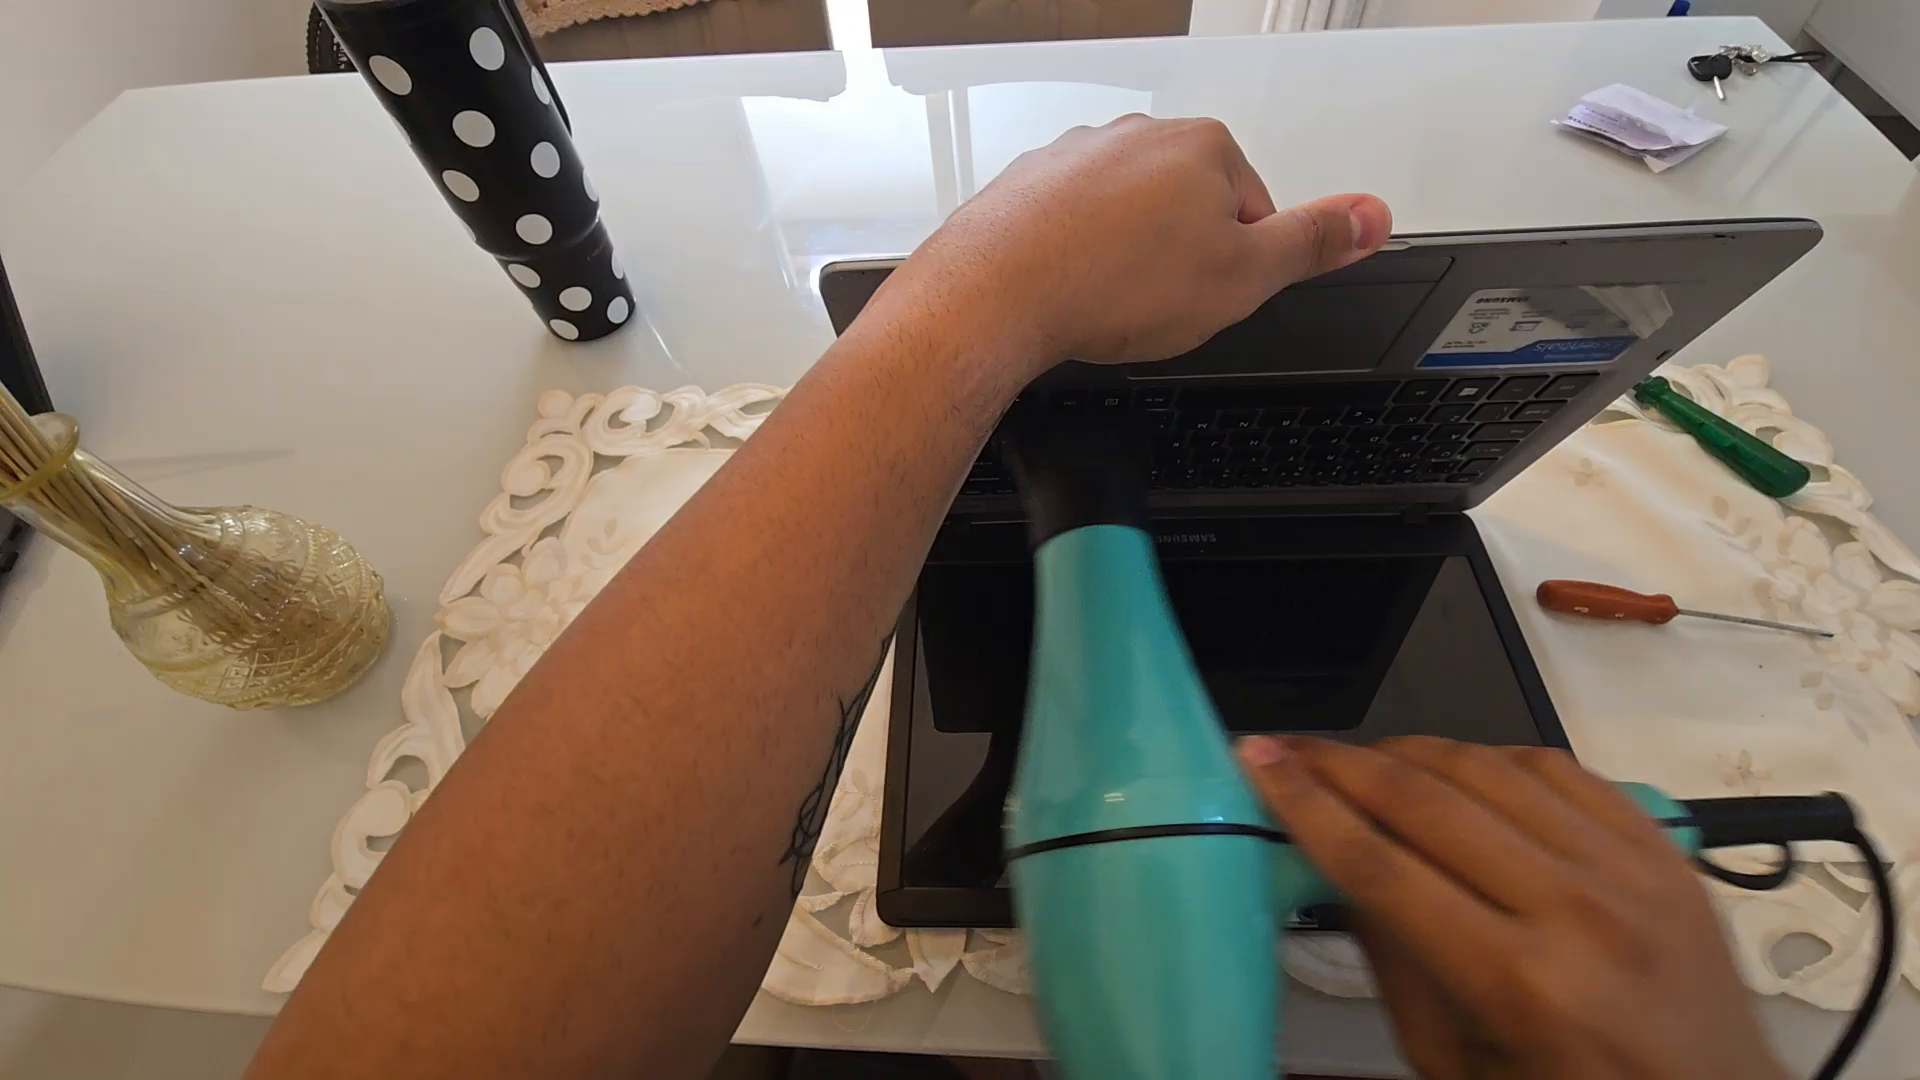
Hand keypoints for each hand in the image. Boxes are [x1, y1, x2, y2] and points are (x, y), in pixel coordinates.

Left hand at [877, 114, 1390, 376]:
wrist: (1000, 294)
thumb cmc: (1111, 285)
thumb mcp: (1239, 279)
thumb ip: (1309, 245)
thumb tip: (1370, 218)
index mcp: (1203, 150)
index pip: (1250, 209)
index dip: (1233, 267)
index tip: (1206, 295)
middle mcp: (1137, 138)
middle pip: (1183, 211)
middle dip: (1175, 260)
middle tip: (1153, 304)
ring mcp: (1077, 158)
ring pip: (1122, 220)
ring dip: (1121, 260)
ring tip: (1104, 300)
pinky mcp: (1030, 188)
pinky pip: (1069, 229)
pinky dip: (1072, 258)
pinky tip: (1066, 287)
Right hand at [1237, 736, 1789, 1079]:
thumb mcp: (1445, 1057)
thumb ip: (1385, 948)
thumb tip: (1332, 853)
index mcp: (1522, 983)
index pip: (1378, 861)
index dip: (1303, 802)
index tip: (1255, 758)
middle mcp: (1581, 913)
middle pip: (1422, 800)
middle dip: (1335, 761)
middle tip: (1285, 745)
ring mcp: (1630, 870)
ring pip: (1479, 764)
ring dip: (1398, 750)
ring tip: (1356, 760)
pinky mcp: (1660, 847)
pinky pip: (1548, 764)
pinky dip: (1479, 754)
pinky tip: (1446, 769)